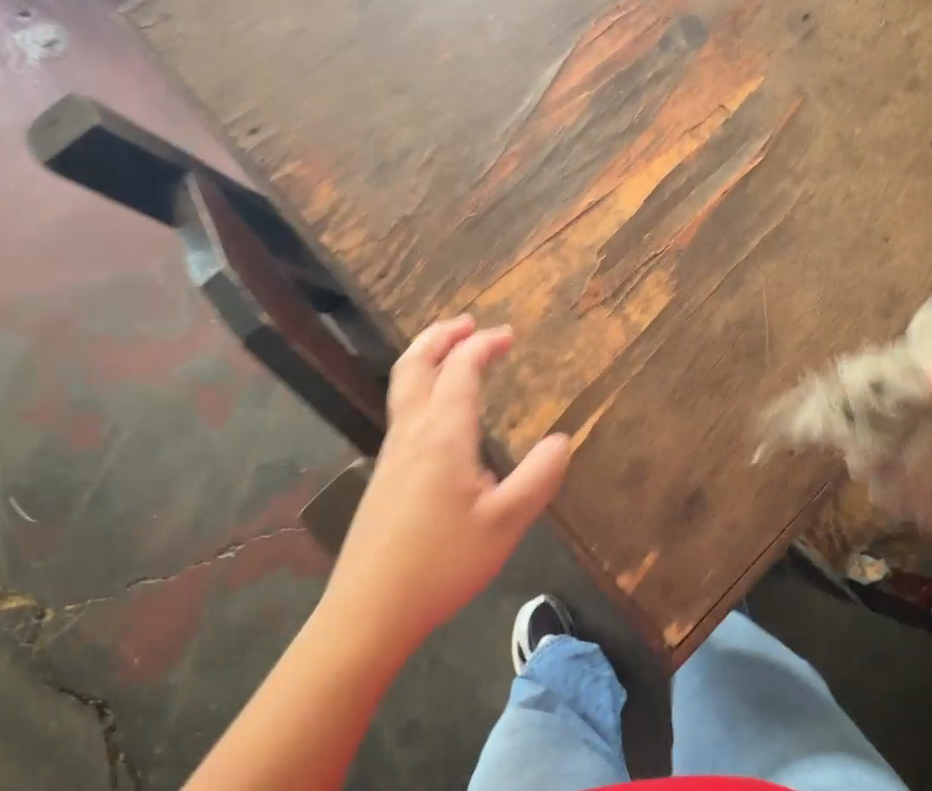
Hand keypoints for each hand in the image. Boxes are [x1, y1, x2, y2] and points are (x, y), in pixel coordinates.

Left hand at [320, 316, 571, 652]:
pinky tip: (437, 414)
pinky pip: (402, 411)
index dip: (484, 346)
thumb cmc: (443, 563)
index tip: (509, 336)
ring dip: (426, 358)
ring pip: (403, 387)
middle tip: (467, 322)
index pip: (462, 370)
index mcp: (443, 435)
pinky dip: (420, 388)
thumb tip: (562, 440)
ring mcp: (391, 454)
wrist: (369, 609)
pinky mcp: (383, 476)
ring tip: (450, 353)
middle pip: (416, 365)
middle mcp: (412, 433)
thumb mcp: (506, 524)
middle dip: (441, 336)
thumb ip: (538, 478)